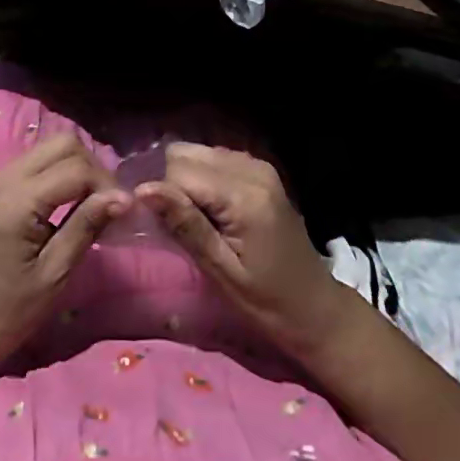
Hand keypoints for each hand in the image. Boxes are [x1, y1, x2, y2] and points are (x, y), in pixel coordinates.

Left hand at [0, 134, 130, 363]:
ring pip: (54, 146)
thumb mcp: (56, 271)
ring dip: (81, 167)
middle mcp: (7, 176)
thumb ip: (87, 226)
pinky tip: (77, 201)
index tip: (126, 213)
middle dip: (94, 168)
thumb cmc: (15, 305)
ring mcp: (3, 175)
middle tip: (111, 204)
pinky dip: (66, 171)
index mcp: (18, 200)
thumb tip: (124, 197)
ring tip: (98, 204)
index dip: (106, 185)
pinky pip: (43, 159)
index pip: (75, 169)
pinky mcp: (5, 181)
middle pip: (64, 143)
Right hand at [136, 143, 348, 357]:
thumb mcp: (221, 271)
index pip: (178, 172)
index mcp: (244, 197)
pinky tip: (211, 208)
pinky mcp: (259, 169)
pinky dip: (201, 178)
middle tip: (180, 223)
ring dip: (185, 180)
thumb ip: (184, 224)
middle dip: (172, 184)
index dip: (163, 196)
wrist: (316, 308)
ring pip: (195, 152)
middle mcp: (251, 169)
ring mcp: (257, 166)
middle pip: (184, 154)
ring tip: (195, 218)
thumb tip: (142, 190)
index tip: (164, 227)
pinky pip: (212, 158)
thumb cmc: (267, 301)